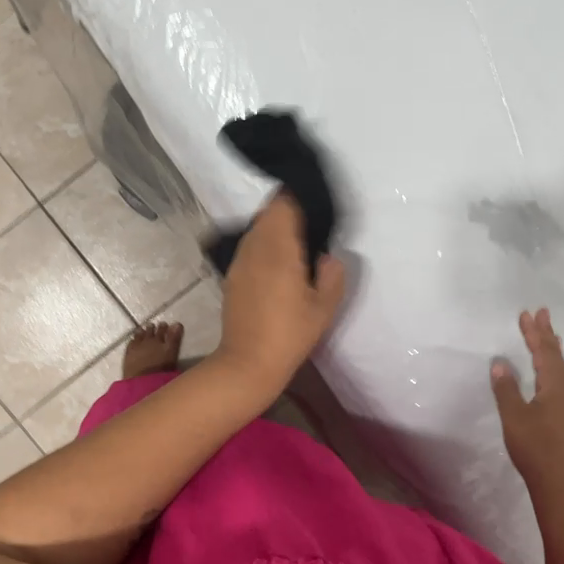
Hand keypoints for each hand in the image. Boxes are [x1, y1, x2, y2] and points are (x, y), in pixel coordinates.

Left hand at [213, 192, 346, 397]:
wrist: (248, 363)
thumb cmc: (289, 334)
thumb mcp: (324, 308)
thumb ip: (332, 274)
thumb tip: (325, 257)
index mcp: (278, 248)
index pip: (284, 204)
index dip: (300, 199)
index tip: (316, 206)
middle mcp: (254, 247)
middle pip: (268, 213)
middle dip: (288, 213)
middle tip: (311, 226)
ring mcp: (239, 262)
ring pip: (256, 230)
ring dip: (275, 230)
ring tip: (297, 245)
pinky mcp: (232, 277)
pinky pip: (250, 248)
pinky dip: (264, 247)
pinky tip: (278, 267)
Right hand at [491, 308, 563, 490]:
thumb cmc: (536, 449)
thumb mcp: (514, 418)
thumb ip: (506, 390)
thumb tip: (500, 364)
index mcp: (556, 386)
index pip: (544, 352)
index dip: (535, 332)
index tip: (529, 313)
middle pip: (557, 357)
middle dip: (547, 336)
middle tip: (541, 314)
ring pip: (563, 371)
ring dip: (553, 352)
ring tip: (549, 338)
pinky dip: (556, 370)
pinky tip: (552, 376)